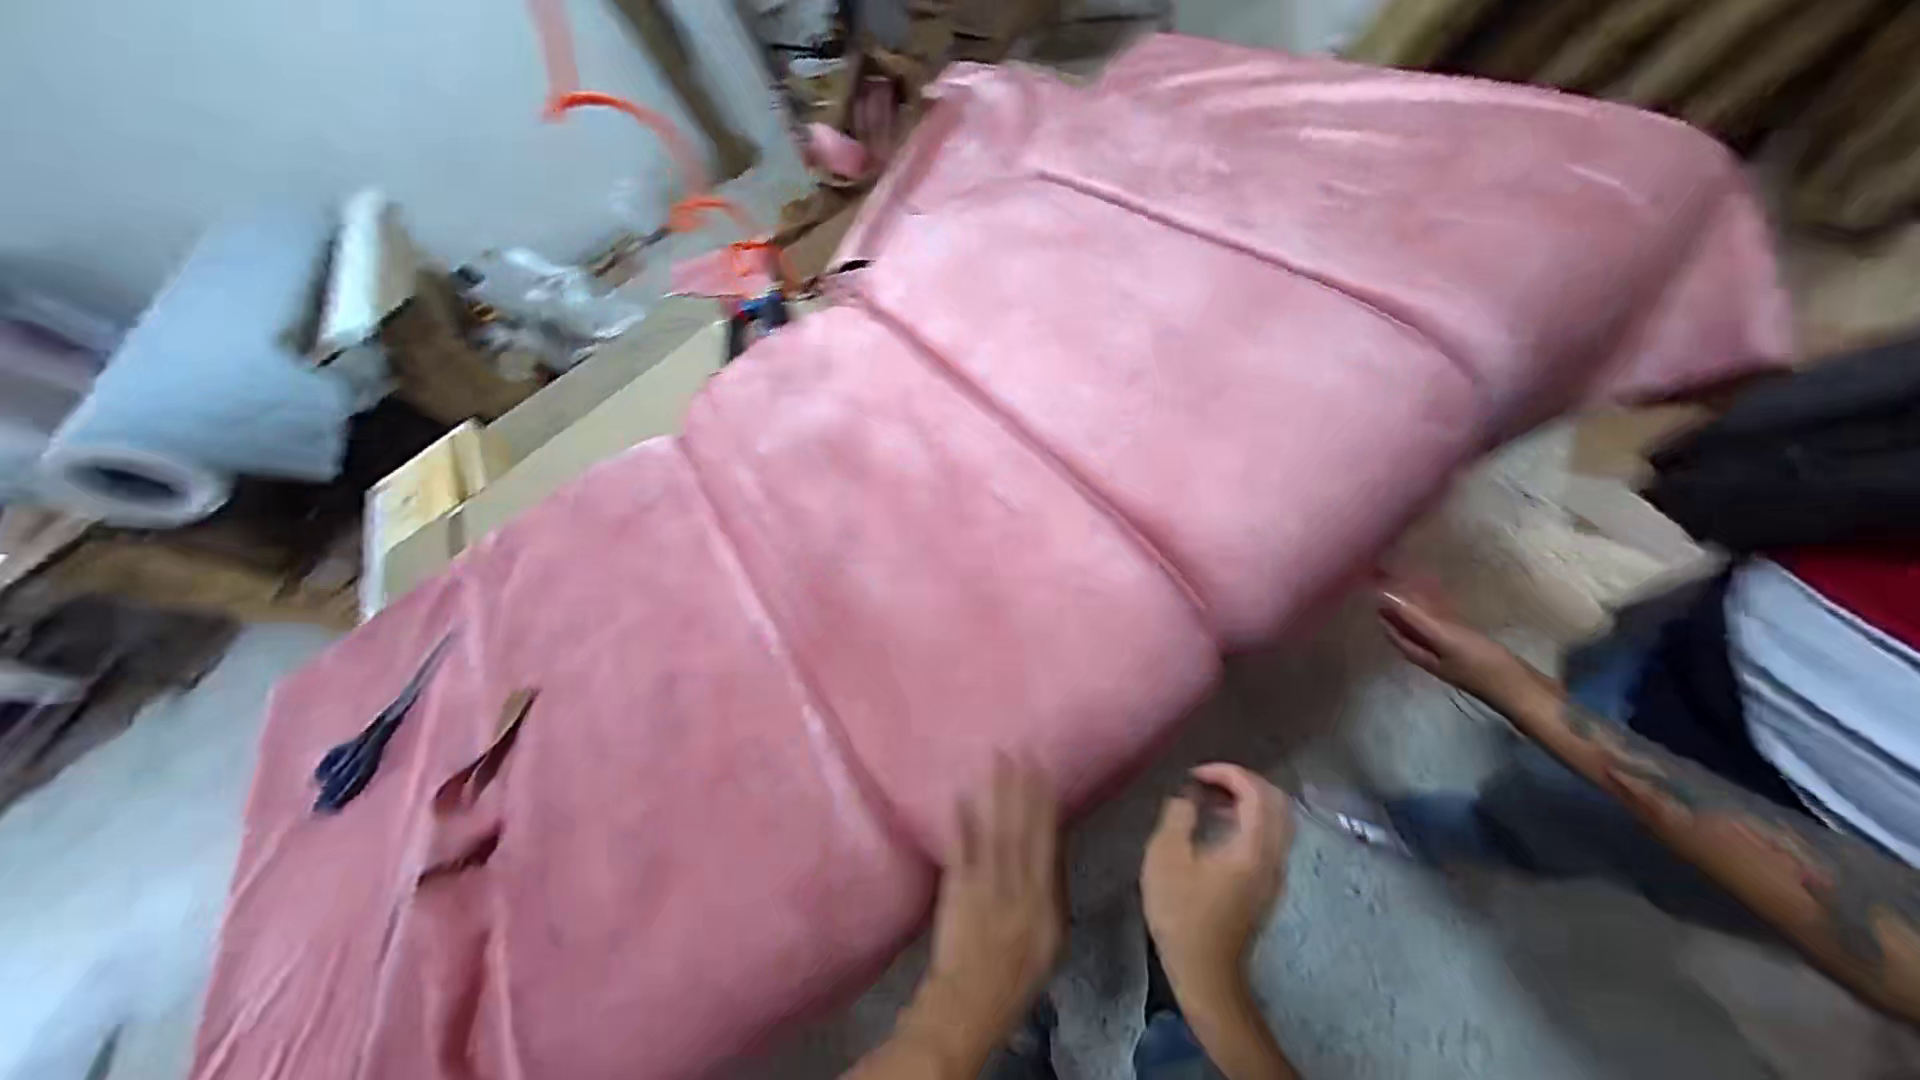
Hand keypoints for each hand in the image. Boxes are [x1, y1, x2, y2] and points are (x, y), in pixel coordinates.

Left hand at [912, 756, 1063, 1053]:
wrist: (972, 1000)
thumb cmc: (1018, 972)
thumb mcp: (1053, 938)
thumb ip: (1054, 890)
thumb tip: (1057, 846)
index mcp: (1044, 897)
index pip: (1048, 841)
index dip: (1046, 804)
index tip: (1044, 770)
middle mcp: (1018, 884)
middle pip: (1021, 827)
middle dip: (1022, 786)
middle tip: (1020, 750)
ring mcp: (986, 883)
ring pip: (995, 829)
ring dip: (996, 792)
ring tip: (996, 759)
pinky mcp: (958, 887)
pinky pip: (960, 848)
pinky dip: (961, 820)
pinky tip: (958, 792)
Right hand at [1140, 764, 1293, 992]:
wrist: (1205, 972)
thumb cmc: (1182, 913)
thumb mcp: (1166, 857)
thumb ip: (1178, 816)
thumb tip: (1188, 796)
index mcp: (1253, 847)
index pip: (1257, 792)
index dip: (1228, 772)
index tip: (1195, 774)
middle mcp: (1274, 857)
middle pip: (1277, 802)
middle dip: (1243, 781)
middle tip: (1208, 779)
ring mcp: (1274, 874)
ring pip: (1277, 820)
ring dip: (1247, 800)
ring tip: (1208, 798)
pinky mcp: (1267, 886)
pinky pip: (1269, 837)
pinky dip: (1248, 819)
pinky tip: (1217, 825)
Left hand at [1377, 584, 1539, 703]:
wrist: (1525, 690)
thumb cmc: (1482, 664)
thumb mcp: (1445, 638)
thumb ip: (1415, 618)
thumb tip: (1386, 597)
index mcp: (1422, 656)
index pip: (1395, 635)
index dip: (1385, 619)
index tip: (1376, 601)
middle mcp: (1434, 657)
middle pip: (1411, 633)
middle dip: (1401, 616)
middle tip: (1394, 593)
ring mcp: (1455, 656)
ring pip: (1430, 632)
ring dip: (1421, 615)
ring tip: (1415, 595)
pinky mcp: (1475, 653)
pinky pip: (1450, 632)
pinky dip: (1444, 620)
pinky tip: (1448, 611)